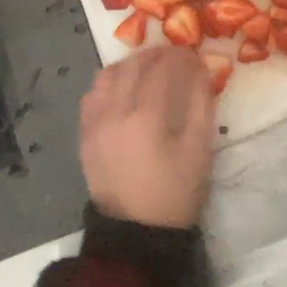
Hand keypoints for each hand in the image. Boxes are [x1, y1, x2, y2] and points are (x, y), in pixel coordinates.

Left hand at [79, 46, 216, 228]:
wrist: (136, 233)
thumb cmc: (174, 193)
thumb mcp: (199, 150)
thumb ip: (201, 104)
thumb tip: (200, 70)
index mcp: (146, 117)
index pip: (163, 69)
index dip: (180, 57)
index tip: (193, 53)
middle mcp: (114, 112)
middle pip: (133, 65)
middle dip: (156, 54)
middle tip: (175, 55)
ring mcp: (94, 122)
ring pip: (107, 74)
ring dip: (130, 64)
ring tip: (149, 67)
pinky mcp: (85, 134)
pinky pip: (92, 94)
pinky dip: (109, 82)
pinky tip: (124, 87)